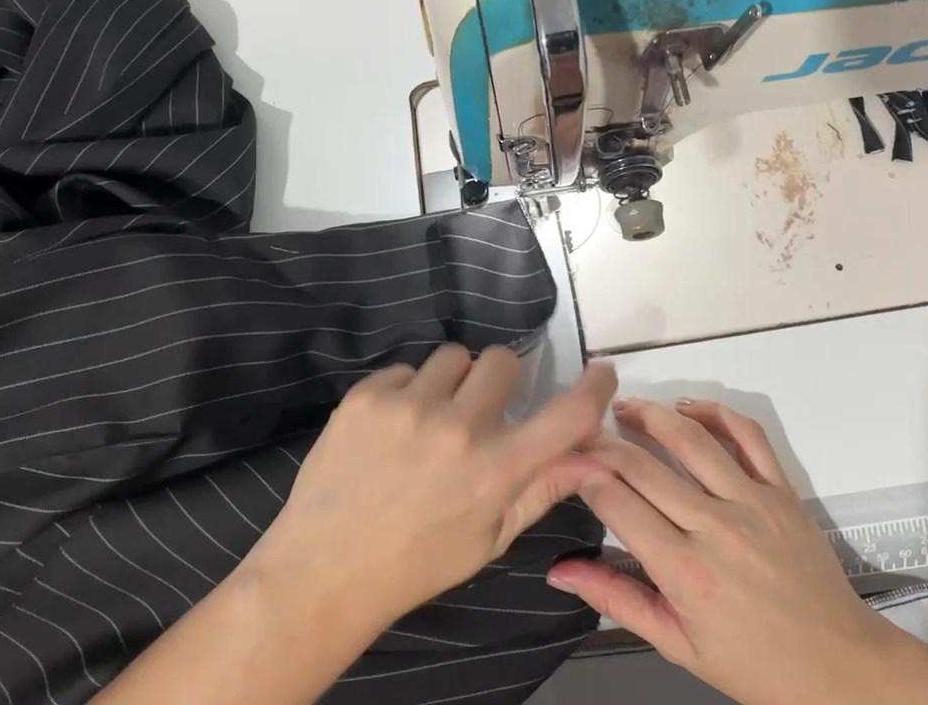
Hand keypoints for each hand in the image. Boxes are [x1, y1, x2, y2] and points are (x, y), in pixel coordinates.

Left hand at [245, 345, 617, 632]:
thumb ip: (544, 488)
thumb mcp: (490, 538)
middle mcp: (456, 428)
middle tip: (481, 412)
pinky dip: (407, 392)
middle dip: (500, 383)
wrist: (325, 569)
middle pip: (502, 361)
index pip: (566, 416)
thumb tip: (598, 455)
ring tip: (430, 421)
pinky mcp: (365, 396)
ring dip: (452, 383)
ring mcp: (406, 406)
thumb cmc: (418, 561)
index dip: (594, 388)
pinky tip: (391, 430)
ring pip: (453, 358)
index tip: (601, 372)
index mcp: (495, 471)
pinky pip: (405, 369)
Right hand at [545, 399, 897, 704]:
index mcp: (684, 570)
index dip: (584, 475)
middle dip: (604, 443)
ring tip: (624, 407)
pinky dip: (715, 412)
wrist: (840, 667)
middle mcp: (714, 526)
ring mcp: (752, 502)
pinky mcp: (782, 491)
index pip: (617, 502)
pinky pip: (748, 436)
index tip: (566, 462)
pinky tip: (687, 407)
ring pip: (690, 440)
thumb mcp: (678, 644)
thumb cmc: (754, 664)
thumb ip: (617, 599)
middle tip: (583, 432)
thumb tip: (560, 570)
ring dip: (650, 415)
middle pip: (643, 466)